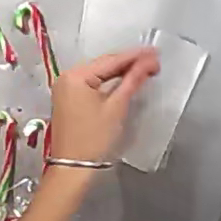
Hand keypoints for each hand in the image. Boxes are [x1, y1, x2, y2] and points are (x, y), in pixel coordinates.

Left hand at [47, 45, 160, 164]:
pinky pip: (91, 85)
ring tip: (144, 69)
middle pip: (103, 65)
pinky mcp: (68, 100)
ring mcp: (65, 89)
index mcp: (76, 76)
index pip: (111, 60)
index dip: (135, 56)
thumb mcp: (116, 108)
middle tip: (154, 61)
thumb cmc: (94, 139)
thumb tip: (149, 61)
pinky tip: (124, 81)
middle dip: (128, 63)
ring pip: (98, 75)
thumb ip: (132, 81)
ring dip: (120, 72)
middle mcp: (67, 78)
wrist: (74, 169)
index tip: (155, 52)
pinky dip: (108, 83)